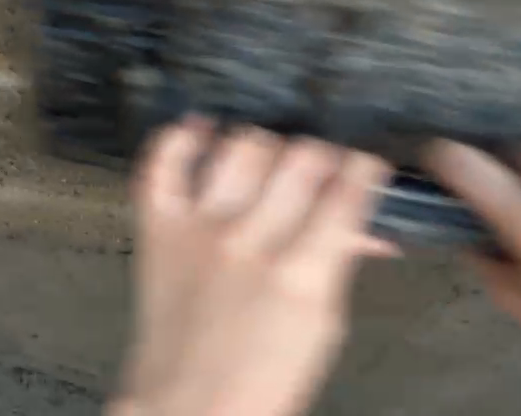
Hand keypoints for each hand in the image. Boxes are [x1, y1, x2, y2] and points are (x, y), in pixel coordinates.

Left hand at [111, 118, 393, 415]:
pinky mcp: (156, 222)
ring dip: (262, 143)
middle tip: (319, 161)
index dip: (361, 169)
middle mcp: (247, 240)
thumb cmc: (264, 372)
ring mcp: (196, 225)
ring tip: (269, 154)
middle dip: (317, 153)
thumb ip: (335, 263)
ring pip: (238, 147)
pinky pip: (162, 159)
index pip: (342, 195)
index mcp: (300, 275)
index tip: (364, 161)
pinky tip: (202, 130)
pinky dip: (181, 136)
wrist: (190, 400)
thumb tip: (363, 225)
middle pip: (293, 160)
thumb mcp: (323, 324)